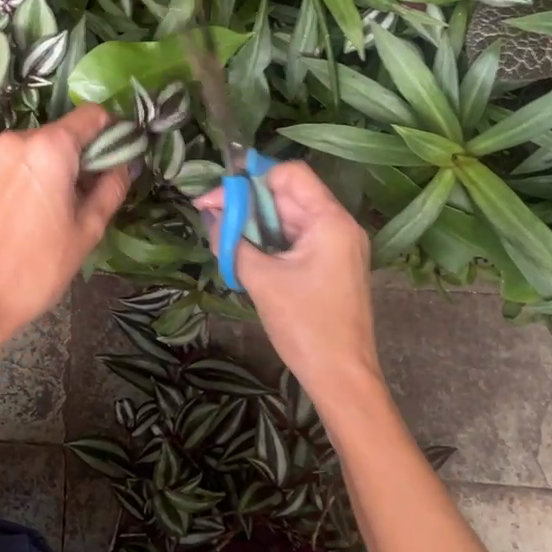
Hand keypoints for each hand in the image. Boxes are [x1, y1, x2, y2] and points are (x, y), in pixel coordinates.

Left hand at [0, 104, 133, 337]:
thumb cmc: (37, 266)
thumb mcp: (87, 230)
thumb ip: (111, 188)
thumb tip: (124, 165)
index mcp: (50, 147)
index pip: (93, 115)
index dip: (113, 131)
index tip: (121, 157)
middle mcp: (18, 139)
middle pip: (64, 132)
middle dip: (83, 156)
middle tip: (92, 194)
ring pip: (39, 147)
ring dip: (57, 166)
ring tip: (61, 208)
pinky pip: (17, 161)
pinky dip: (33, 174)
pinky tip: (34, 211)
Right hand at [196, 162, 380, 392]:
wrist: (342, 378)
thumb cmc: (305, 326)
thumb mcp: (260, 279)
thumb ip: (232, 241)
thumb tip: (209, 214)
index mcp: (330, 221)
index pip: (290, 173)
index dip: (253, 178)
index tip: (222, 198)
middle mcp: (339, 225)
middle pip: (288, 194)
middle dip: (248, 202)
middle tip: (211, 216)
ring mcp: (338, 245)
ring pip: (289, 216)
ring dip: (256, 222)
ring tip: (224, 237)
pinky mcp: (332, 263)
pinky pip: (296, 236)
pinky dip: (270, 239)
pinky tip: (245, 252)